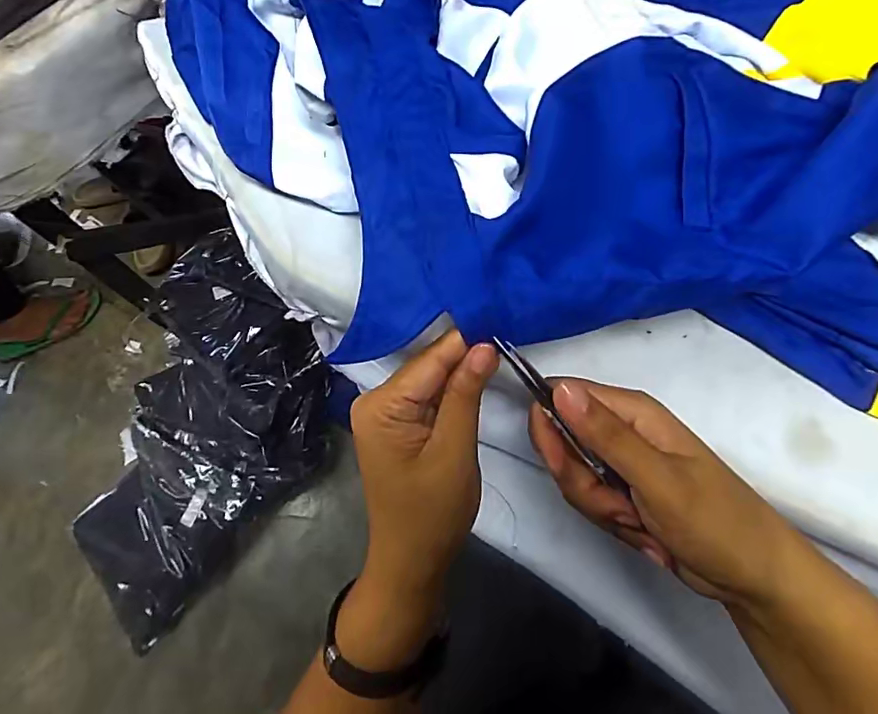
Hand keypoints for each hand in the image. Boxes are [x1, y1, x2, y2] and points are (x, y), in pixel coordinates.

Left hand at [349, 330, 499, 592]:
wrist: (411, 563)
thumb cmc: (432, 514)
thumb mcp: (454, 452)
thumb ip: (465, 395)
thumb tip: (483, 345)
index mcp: (380, 405)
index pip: (429, 361)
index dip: (465, 341)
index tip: (499, 315)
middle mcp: (373, 400)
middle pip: (426, 366)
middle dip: (463, 352)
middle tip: (504, 327)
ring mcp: (381, 412)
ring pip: (428, 378)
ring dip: (459, 368)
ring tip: (496, 344)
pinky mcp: (394, 423)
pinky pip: (425, 395)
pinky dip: (449, 388)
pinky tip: (474, 374)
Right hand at [530, 379, 814, 608]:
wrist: (758, 579)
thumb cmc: (717, 522)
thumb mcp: (657, 478)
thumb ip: (604, 434)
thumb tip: (559, 389)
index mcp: (631, 411)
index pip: (562, 396)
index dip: (551, 426)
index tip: (563, 464)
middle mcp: (622, 430)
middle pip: (564, 443)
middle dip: (583, 483)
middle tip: (620, 505)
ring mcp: (623, 463)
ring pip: (575, 477)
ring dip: (602, 508)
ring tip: (643, 523)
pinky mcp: (624, 492)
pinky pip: (592, 500)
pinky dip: (614, 523)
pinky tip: (648, 534)